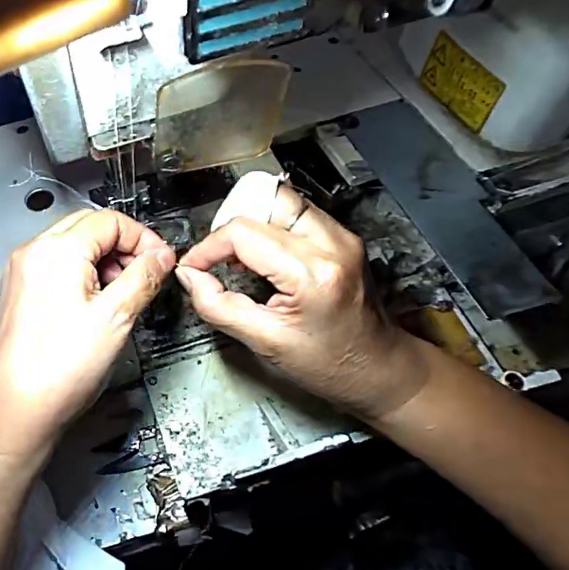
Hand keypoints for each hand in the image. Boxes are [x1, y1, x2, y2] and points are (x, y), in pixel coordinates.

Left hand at [0, 209, 175, 466]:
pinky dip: (83, 276)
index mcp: (55, 252)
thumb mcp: (116, 318)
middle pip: (90, 227)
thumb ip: (144, 277)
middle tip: (145, 275)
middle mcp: (32, 255)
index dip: (143, 238)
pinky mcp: (20, 294)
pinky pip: (58, 268)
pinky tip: (97, 307)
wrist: (17, 412)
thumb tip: (161, 257)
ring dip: (104, 261)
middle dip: (124, 247)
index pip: (110, 220)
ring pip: (74, 247)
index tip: (159, 260)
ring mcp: (22, 274)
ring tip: (121, 295)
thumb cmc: (55, 373)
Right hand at [175, 186, 429, 420]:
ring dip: (253, 224)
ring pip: (282, 201)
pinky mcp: (343, 238)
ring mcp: (342, 238)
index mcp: (313, 274)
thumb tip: (191, 277)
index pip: (243, 233)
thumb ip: (219, 307)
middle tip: (219, 257)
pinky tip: (265, 258)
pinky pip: (297, 215)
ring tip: (241, 257)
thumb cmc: (331, 364)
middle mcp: (333, 245)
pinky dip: (272, 229)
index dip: (209, 247)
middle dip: (232, 226)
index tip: (196, 266)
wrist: (377, 369)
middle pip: (266, 201)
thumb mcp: (265, 342)